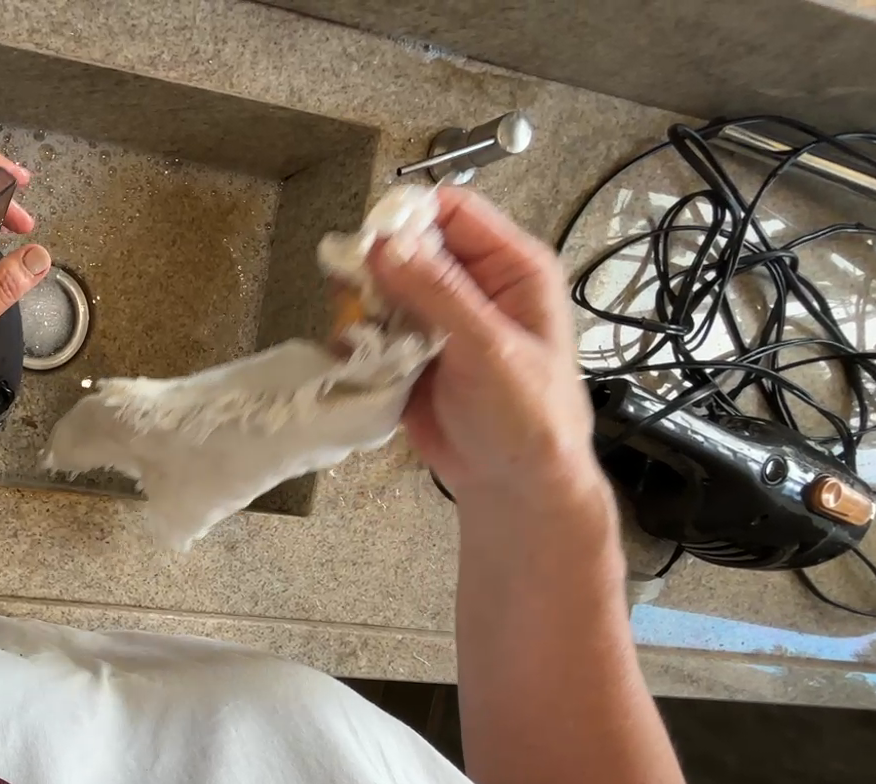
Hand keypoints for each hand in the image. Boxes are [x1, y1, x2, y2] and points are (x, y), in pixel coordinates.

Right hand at [368, 187, 605, 510]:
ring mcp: (436, 322)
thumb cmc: (523, 414)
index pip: (454, 213)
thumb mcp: (486, 345)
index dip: (408, 218)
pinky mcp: (408, 354)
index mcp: (509, 269)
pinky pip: (373, 331)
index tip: (365, 241)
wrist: (508, 479)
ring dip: (362, 308)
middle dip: (374, 268)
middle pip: (408, 250)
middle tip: (352, 295)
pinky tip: (355, 356)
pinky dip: (357, 340)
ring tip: (357, 334)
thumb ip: (435, 292)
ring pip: (383, 291)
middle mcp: (471, 288)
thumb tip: (383, 245)